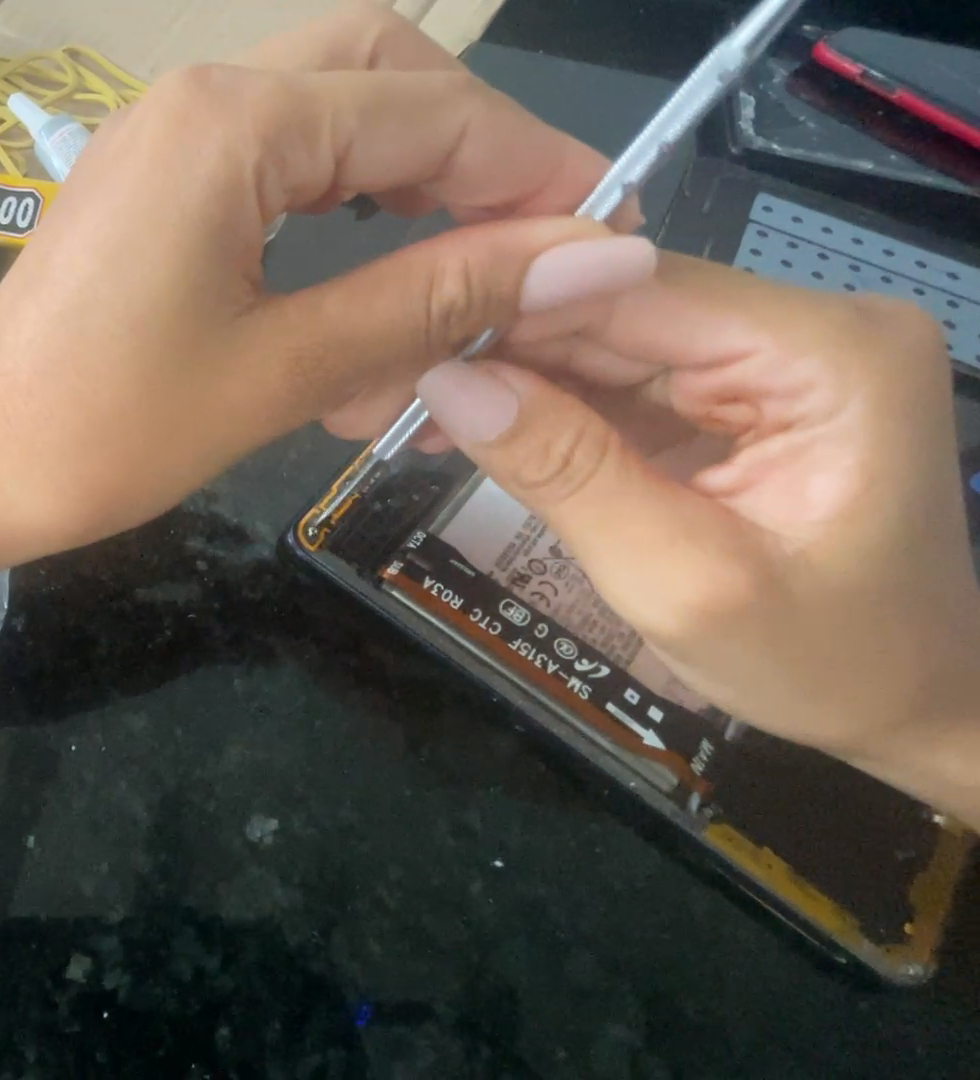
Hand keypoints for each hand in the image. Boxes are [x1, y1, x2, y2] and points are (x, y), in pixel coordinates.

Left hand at [0, 2, 650, 569]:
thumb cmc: (110, 434)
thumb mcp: (284, 369)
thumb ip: (434, 297)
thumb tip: (594, 252)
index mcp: (232, 124)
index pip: (431, 112)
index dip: (532, 171)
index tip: (600, 241)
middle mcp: (191, 100)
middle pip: (374, 78)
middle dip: (459, 158)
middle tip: (511, 253)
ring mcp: (152, 142)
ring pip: (314, 124)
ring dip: (387, 191)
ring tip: (431, 287)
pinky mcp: (134, 194)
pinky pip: (254, 172)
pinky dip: (316, 215)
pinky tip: (343, 283)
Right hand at [416, 255, 979, 811]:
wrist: (903, 704)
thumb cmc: (814, 658)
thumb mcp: (672, 577)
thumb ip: (563, 471)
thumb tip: (445, 382)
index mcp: (820, 353)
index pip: (627, 290)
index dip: (506, 310)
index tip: (400, 349)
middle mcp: (800, 329)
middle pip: (609, 308)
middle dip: (496, 348)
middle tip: (391, 391)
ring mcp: (764, 360)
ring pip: (598, 342)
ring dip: (505, 379)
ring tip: (415, 415)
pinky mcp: (729, 395)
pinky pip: (611, 382)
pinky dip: (537, 407)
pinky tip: (474, 430)